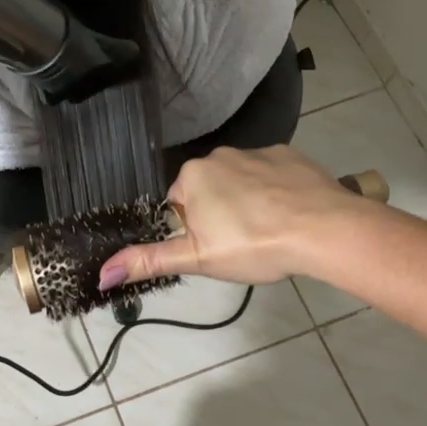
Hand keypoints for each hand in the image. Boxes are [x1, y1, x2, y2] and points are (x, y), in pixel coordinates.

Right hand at [98, 146, 379, 288]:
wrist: (324, 229)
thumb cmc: (253, 244)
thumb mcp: (198, 258)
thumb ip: (150, 261)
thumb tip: (102, 274)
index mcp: (192, 175)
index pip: (178, 205)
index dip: (194, 232)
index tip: (216, 249)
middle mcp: (220, 155)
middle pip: (208, 191)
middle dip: (219, 216)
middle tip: (242, 245)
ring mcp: (258, 151)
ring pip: (241, 183)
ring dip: (248, 203)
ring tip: (269, 233)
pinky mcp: (291, 155)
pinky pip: (272, 174)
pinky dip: (276, 192)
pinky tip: (290, 215)